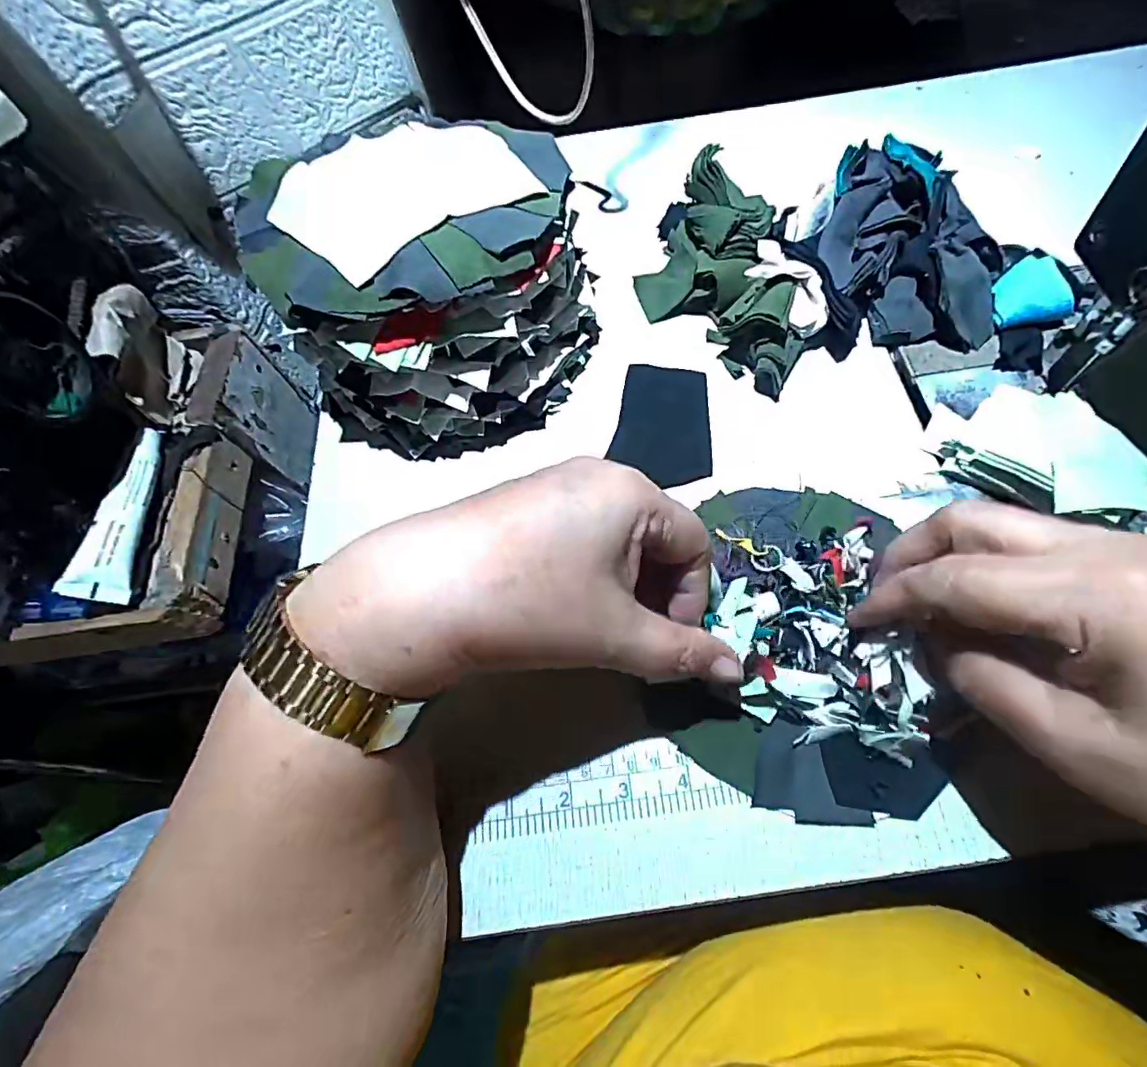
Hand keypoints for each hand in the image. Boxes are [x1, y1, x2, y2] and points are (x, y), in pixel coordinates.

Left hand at [284, 458, 741, 697]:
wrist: (409, 597)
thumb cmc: (532, 608)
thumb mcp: (617, 635)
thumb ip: (683, 653)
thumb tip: (737, 673)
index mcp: (634, 491)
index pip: (696, 545)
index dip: (691, 599)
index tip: (663, 640)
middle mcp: (601, 473)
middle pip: (661, 538)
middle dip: (657, 593)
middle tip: (629, 636)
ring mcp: (558, 480)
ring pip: (622, 537)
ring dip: (625, 584)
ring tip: (592, 623)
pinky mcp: (525, 498)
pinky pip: (583, 530)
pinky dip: (590, 569)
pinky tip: (557, 601)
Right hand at [845, 500, 1146, 937]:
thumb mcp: (1079, 749)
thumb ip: (988, 682)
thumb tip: (937, 644)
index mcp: (1095, 590)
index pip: (960, 574)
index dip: (895, 597)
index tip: (852, 624)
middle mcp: (1108, 544)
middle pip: (978, 519)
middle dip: (913, 553)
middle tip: (877, 602)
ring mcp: (1132, 546)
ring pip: (1009, 525)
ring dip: (953, 557)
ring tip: (919, 609)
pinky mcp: (1145, 564)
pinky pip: (1044, 549)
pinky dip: (995, 570)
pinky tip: (983, 612)